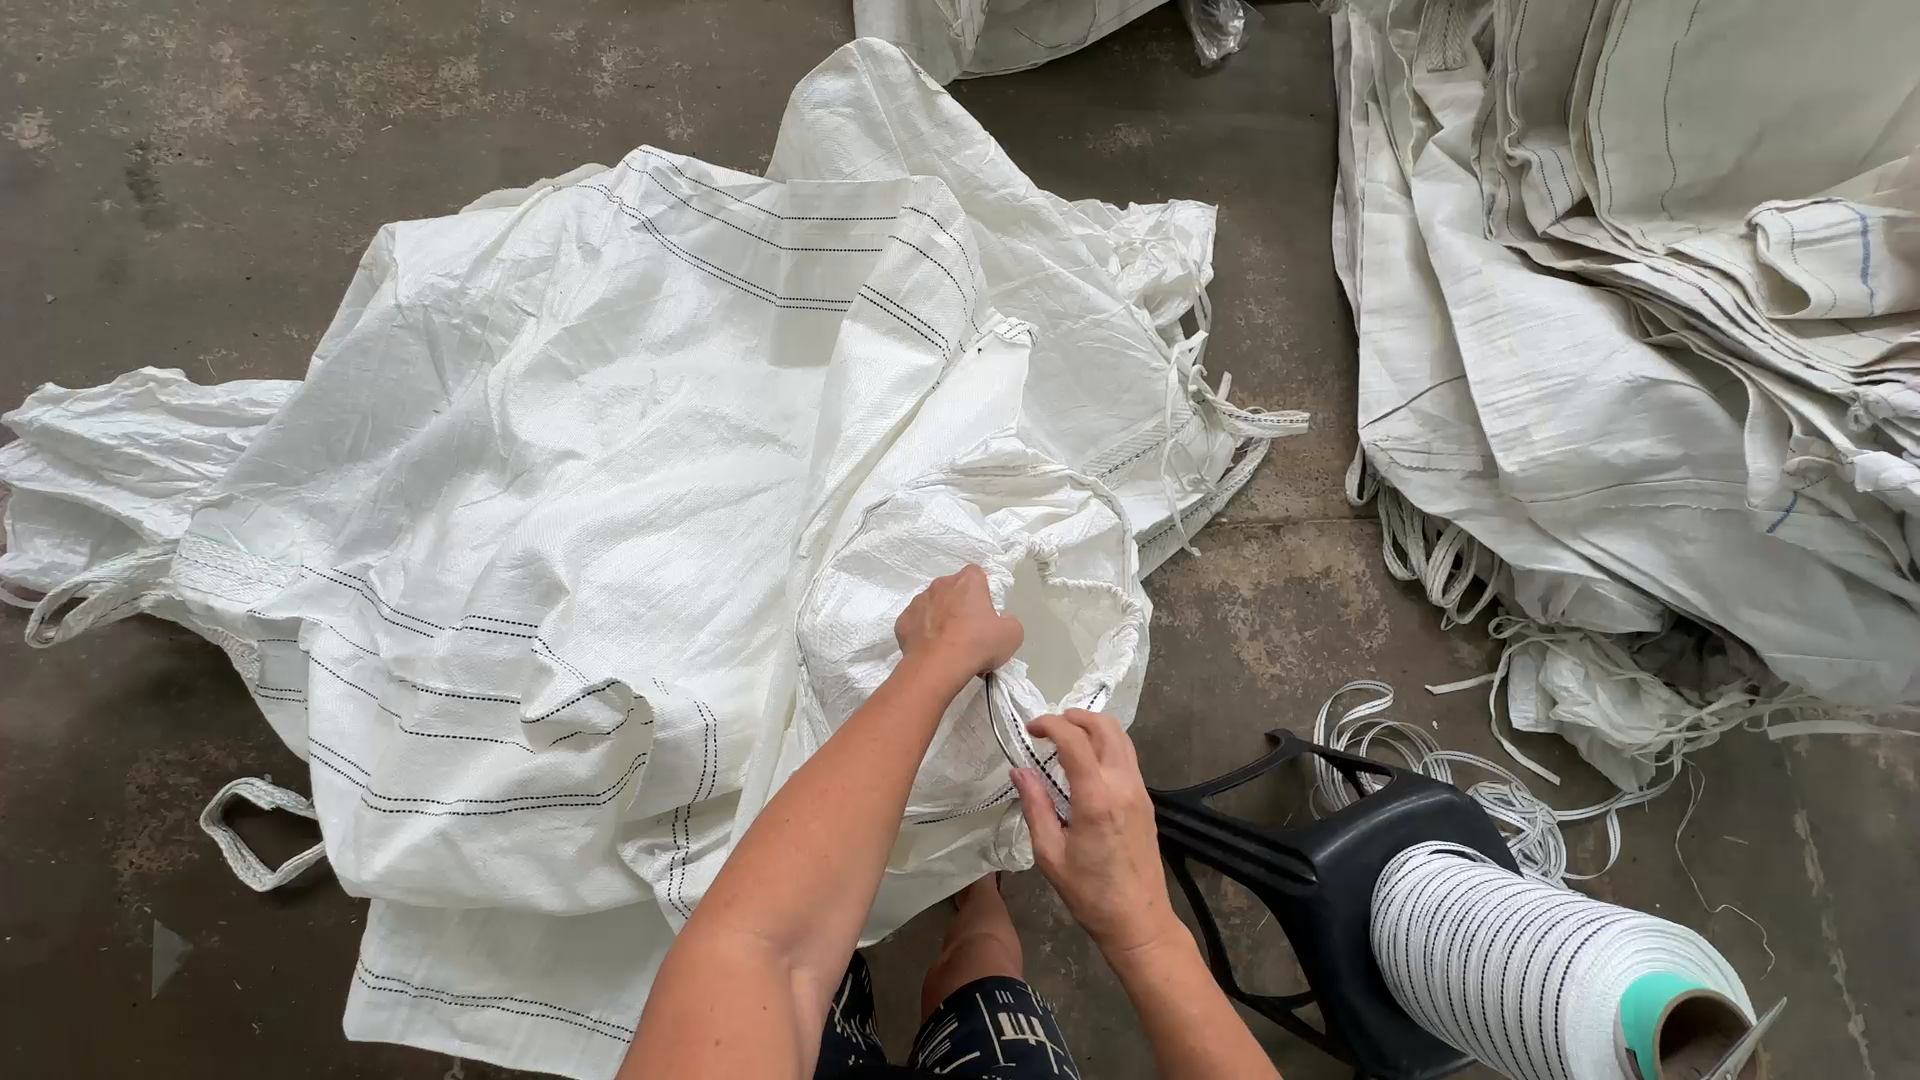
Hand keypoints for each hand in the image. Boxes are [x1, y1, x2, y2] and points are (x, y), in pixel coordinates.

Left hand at [894, 564, 1023, 678]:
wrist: (938, 666)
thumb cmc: (978, 644)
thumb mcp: (1012, 635)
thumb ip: (1008, 621)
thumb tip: (999, 622)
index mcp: (968, 581)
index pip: (976, 574)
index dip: (981, 590)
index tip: (984, 611)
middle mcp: (940, 585)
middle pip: (952, 589)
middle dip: (959, 604)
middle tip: (968, 630)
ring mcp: (918, 602)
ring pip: (932, 605)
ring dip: (939, 618)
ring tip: (947, 643)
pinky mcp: (902, 621)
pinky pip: (915, 623)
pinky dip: (922, 633)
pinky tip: (930, 649)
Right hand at [1013, 710, 1183, 957]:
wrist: (1139, 921)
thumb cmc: (1090, 894)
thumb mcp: (1050, 854)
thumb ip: (1035, 806)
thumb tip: (1019, 771)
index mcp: (1096, 798)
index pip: (1074, 740)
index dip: (1050, 724)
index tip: (1031, 729)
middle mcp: (1122, 785)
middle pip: (1105, 727)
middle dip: (1074, 717)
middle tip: (1049, 727)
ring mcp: (1139, 790)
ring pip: (1121, 737)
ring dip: (1093, 727)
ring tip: (1067, 739)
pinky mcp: (1146, 800)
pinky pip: (1127, 756)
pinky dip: (1106, 744)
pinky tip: (1087, 762)